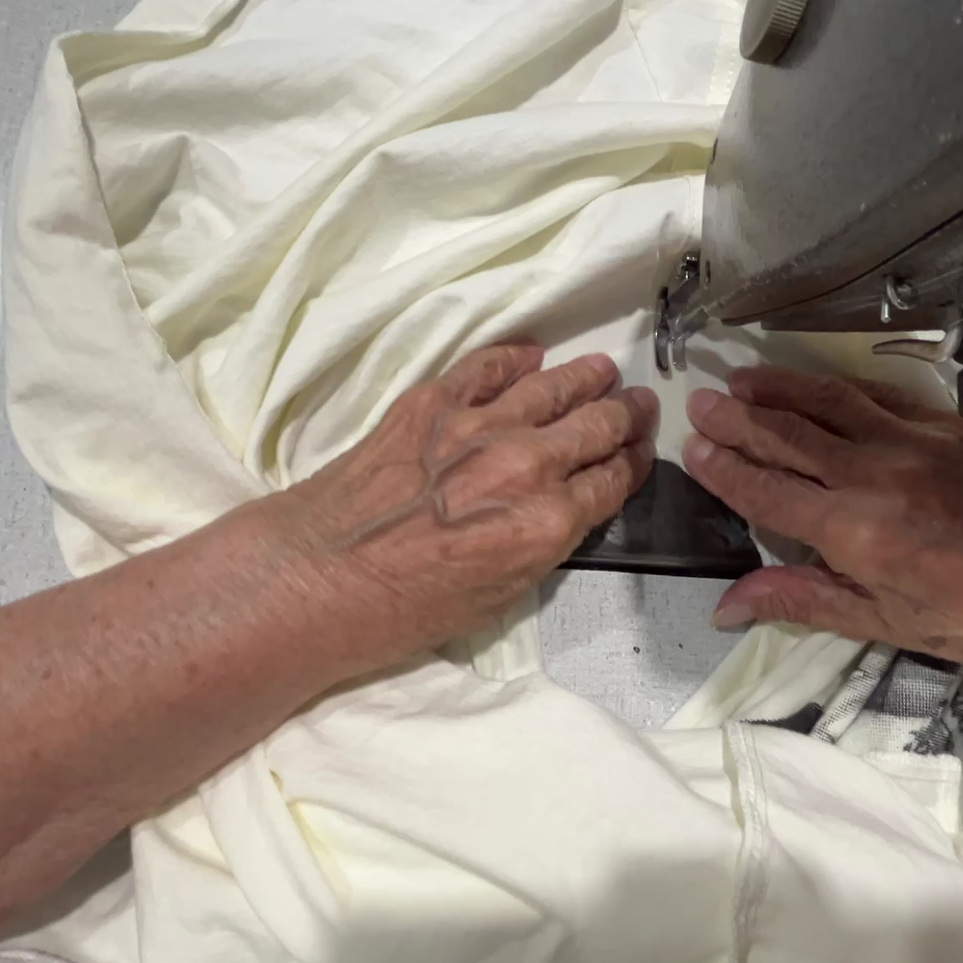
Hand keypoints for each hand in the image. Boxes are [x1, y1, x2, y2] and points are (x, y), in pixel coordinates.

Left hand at [247, 343, 656, 676]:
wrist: (320, 576)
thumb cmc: (409, 608)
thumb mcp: (502, 594)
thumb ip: (546, 540)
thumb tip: (569, 502)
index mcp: (547, 522)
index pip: (612, 479)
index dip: (634, 462)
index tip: (642, 450)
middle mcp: (526, 466)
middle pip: (595, 427)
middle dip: (625, 415)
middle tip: (638, 403)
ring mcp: (479, 426)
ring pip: (552, 388)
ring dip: (585, 377)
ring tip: (603, 368)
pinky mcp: (433, 401)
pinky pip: (486, 367)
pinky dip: (514, 358)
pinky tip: (531, 355)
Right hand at [680, 366, 962, 688]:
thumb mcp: (877, 622)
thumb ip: (797, 600)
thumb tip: (723, 606)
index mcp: (852, 530)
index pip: (766, 490)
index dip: (723, 469)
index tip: (690, 448)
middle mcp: (876, 474)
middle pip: (787, 435)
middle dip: (735, 418)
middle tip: (698, 401)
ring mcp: (917, 442)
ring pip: (829, 402)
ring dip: (779, 388)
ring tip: (741, 379)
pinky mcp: (952, 426)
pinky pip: (880, 396)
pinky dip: (839, 387)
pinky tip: (817, 384)